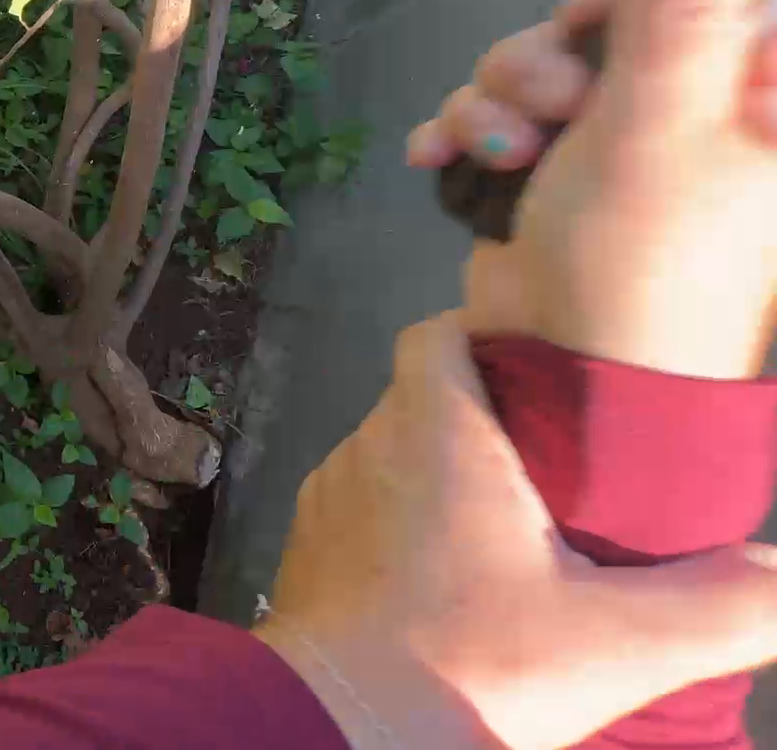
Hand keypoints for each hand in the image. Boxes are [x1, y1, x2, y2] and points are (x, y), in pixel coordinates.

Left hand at [255, 314, 776, 749]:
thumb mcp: (625, 639)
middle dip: (478, 407)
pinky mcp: (310, 524)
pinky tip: (443, 553)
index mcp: (435, 437)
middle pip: (418, 393)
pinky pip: (361, 486)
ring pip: (388, 442)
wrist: (347, 706)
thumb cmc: (479, 657)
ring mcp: (330, 482)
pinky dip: (401, 498)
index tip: (524, 359)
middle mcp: (370, 443)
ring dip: (440, 459)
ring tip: (508, 509)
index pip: (430, 340)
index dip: (470, 331)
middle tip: (548, 450)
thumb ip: (727, 602)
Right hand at [407, 0, 776, 377]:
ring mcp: (599, 132)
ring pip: (518, 73)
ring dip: (486, 111)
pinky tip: (433, 160)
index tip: (587, 29)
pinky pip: (482, 117)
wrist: (566, 350)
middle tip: (545, 115)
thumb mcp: (657, 133)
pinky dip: (453, 136)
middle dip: (534, 67)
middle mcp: (673, 96)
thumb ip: (677, 29)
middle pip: (583, 26)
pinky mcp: (539, 161)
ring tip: (497, 159)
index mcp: (743, 82)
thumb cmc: (637, 248)